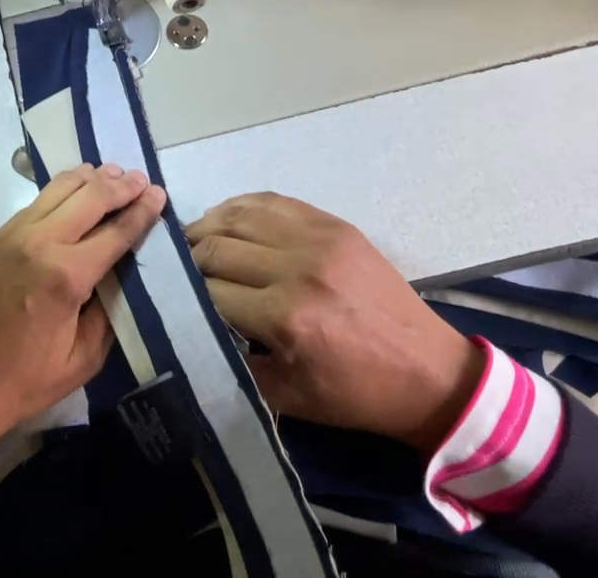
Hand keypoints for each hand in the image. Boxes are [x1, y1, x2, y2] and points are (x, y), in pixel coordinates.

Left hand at [0, 164, 165, 447]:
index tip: (161, 195)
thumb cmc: (23, 381)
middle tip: (142, 179)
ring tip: (113, 174)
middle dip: (120, 185)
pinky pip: (36, 202)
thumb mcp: (83, 359)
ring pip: (58, 189)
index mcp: (65, 276)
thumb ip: (109, 311)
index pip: (115, 232)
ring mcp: (12, 235)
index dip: (142, 211)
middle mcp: (39, 243)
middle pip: (89, 197)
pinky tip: (75, 191)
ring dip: (90, 179)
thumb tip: (123, 274)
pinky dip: (62, 190)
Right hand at [186, 193, 482, 452]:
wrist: (428, 372)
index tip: (169, 300)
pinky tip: (224, 220)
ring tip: (191, 242)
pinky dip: (238, 207)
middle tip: (175, 271)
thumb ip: (233, 359)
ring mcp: (317, 239)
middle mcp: (297, 269)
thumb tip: (191, 325)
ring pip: (237, 216)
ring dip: (205, 227)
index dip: (184, 295)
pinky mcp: (333, 224)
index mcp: (286, 317)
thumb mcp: (285, 395)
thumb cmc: (354, 393)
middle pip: (216, 248)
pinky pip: (270, 201)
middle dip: (188, 261)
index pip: (209, 291)